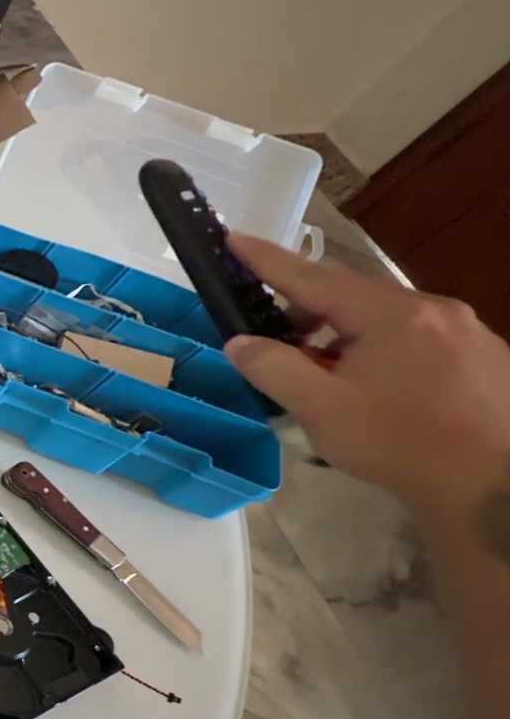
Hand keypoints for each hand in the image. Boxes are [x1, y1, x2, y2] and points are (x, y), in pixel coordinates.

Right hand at [225, 234, 509, 522]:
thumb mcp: (318, 407)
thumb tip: (241, 342)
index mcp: (391, 316)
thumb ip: (273, 367)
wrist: (489, 480)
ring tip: (315, 373)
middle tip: (268, 340)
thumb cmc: (396, 440)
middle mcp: (432, 310)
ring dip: (336, 335)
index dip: (268, 261)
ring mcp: (462, 330)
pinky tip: (360, 384)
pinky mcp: (477, 354)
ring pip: (379, 317)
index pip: (313, 279)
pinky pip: (408, 335)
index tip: (234, 239)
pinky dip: (369, 347)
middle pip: (350, 296)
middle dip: (302, 311)